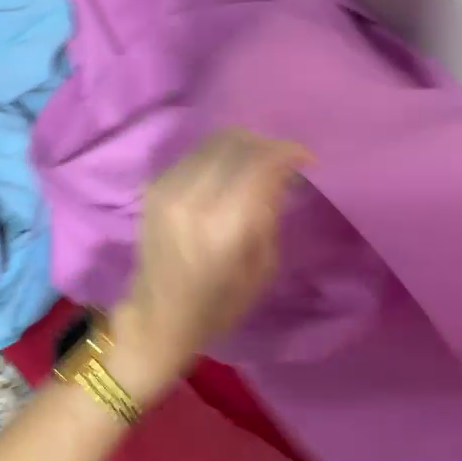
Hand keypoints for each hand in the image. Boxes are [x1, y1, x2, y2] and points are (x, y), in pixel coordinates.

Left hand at [109, 129, 309, 397]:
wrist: (157, 317)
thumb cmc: (218, 306)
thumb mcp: (260, 269)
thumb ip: (269, 216)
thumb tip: (280, 177)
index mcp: (225, 226)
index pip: (261, 164)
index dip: (288, 153)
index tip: (307, 160)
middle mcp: (194, 199)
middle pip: (237, 144)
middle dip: (268, 144)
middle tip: (285, 159)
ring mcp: (169, 189)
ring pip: (214, 142)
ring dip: (243, 144)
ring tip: (260, 160)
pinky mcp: (155, 188)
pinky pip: (194, 155)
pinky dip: (219, 155)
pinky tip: (231, 170)